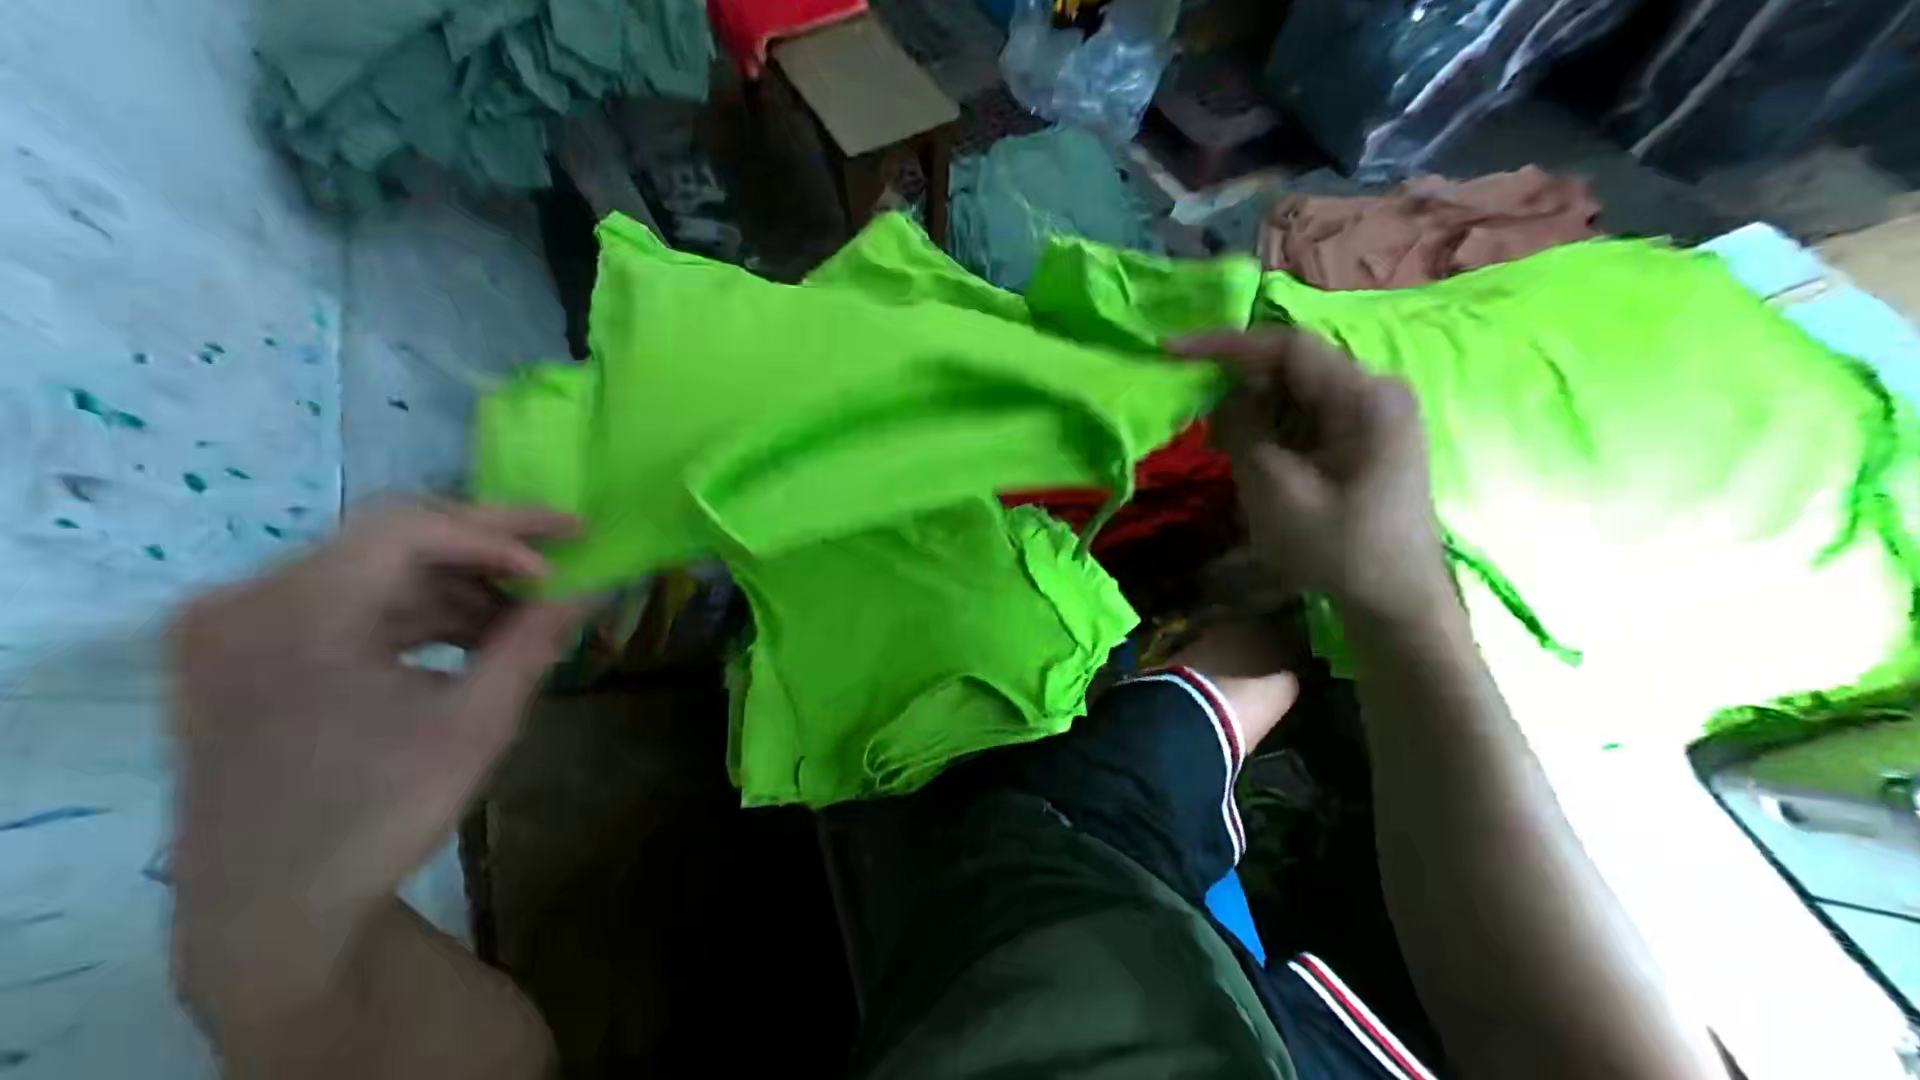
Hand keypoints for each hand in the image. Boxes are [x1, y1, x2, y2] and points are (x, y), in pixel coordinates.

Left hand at [168, 501, 583, 1023]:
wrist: (270, 911)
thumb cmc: (378, 816)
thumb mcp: (477, 724)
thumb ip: (536, 642)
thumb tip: (595, 587)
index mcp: (294, 616)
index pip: (409, 529)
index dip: (499, 533)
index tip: (568, 555)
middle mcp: (248, 600)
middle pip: (390, 536)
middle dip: (487, 545)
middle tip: (562, 554)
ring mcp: (239, 622)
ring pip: (377, 567)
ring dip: (460, 583)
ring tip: (526, 612)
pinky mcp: (249, 646)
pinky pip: (352, 600)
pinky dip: (420, 609)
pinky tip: (472, 636)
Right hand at [1173, 329, 1446, 617]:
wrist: (1396, 599)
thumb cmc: (1339, 549)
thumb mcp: (1277, 491)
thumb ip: (1245, 431)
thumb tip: (1224, 394)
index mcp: (1365, 397)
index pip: (1287, 347)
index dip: (1226, 344)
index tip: (1171, 350)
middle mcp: (1374, 391)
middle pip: (1291, 366)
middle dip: (1237, 385)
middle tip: (1197, 417)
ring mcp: (1372, 413)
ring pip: (1295, 391)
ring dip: (1252, 411)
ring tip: (1222, 444)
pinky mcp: (1362, 435)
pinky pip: (1306, 415)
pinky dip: (1272, 428)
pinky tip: (1253, 455)